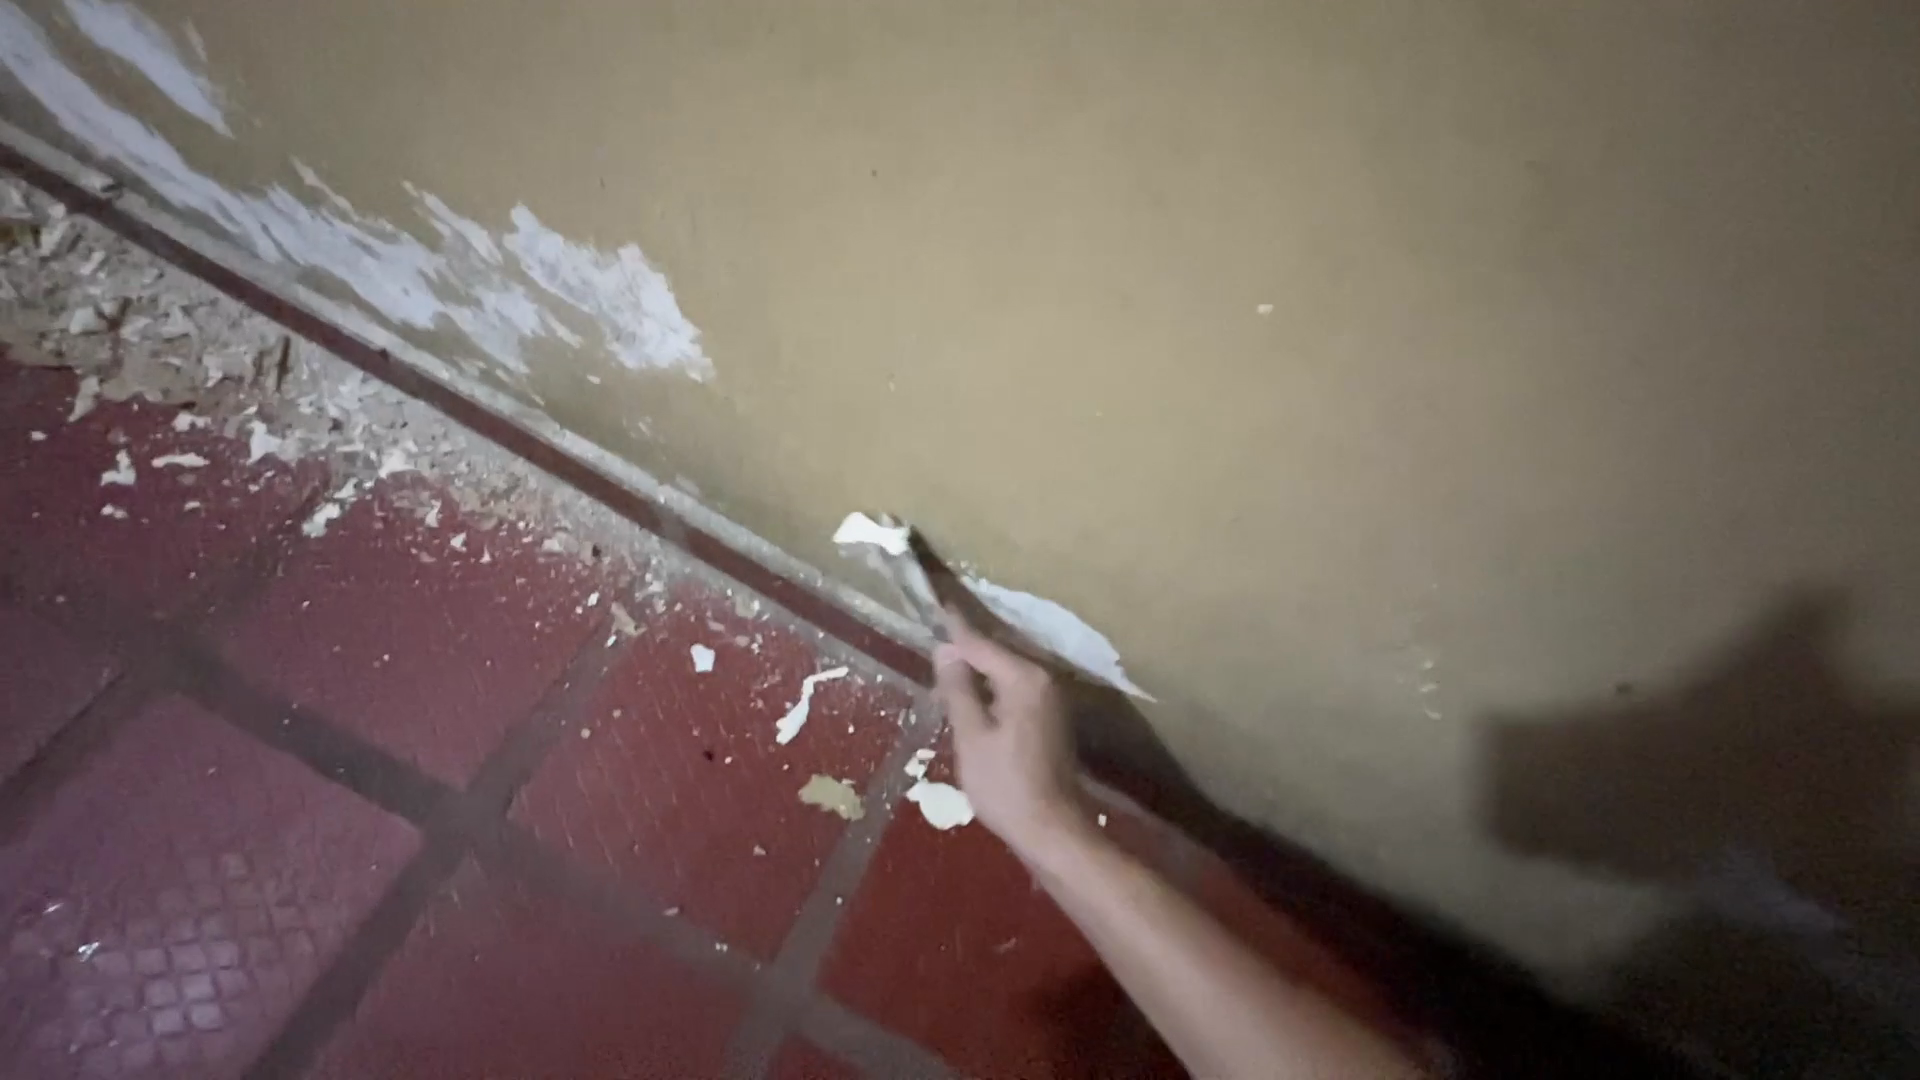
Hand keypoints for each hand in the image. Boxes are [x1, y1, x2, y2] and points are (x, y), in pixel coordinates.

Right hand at [933, 606, 1083, 851]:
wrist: (1051, 828)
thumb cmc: (1004, 785)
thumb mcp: (971, 736)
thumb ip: (958, 689)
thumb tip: (945, 651)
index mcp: (1024, 678)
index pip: (980, 643)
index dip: (954, 626)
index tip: (936, 602)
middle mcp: (1043, 677)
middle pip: (997, 651)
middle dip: (966, 643)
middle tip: (935, 629)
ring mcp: (1051, 696)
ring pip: (1006, 668)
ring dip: (978, 664)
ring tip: (946, 658)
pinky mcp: (1050, 714)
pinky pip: (1015, 685)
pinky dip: (992, 683)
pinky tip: (971, 690)